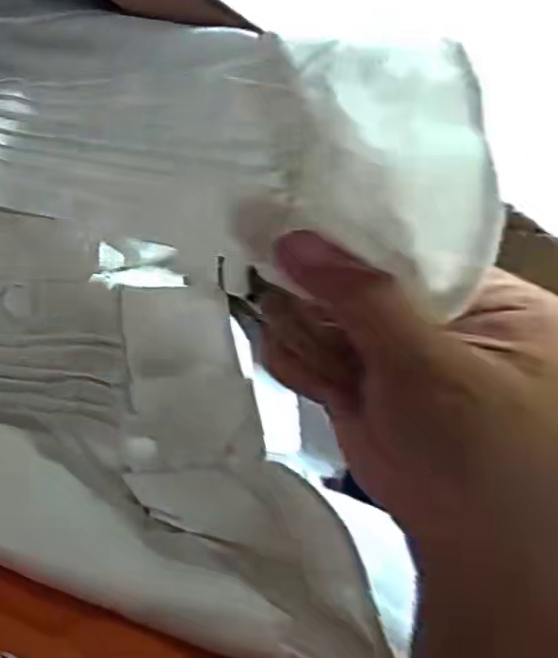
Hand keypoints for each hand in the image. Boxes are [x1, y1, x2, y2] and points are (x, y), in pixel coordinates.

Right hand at [262, 231, 557, 593]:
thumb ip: (362, 299)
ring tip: (347, 386)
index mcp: (496, 307)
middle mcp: (441, 320)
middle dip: (321, 318)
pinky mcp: (351, 370)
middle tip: (347, 355)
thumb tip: (292, 237)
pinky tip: (332, 394)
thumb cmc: (494, 459)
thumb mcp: (435, 372)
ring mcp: (390, 347)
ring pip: (302, 312)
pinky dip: (300, 367)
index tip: (290, 253)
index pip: (401, 251)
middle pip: (335, 280)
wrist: (485, 549)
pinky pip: (292, 344)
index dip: (342, 250)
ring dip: (309, 348)